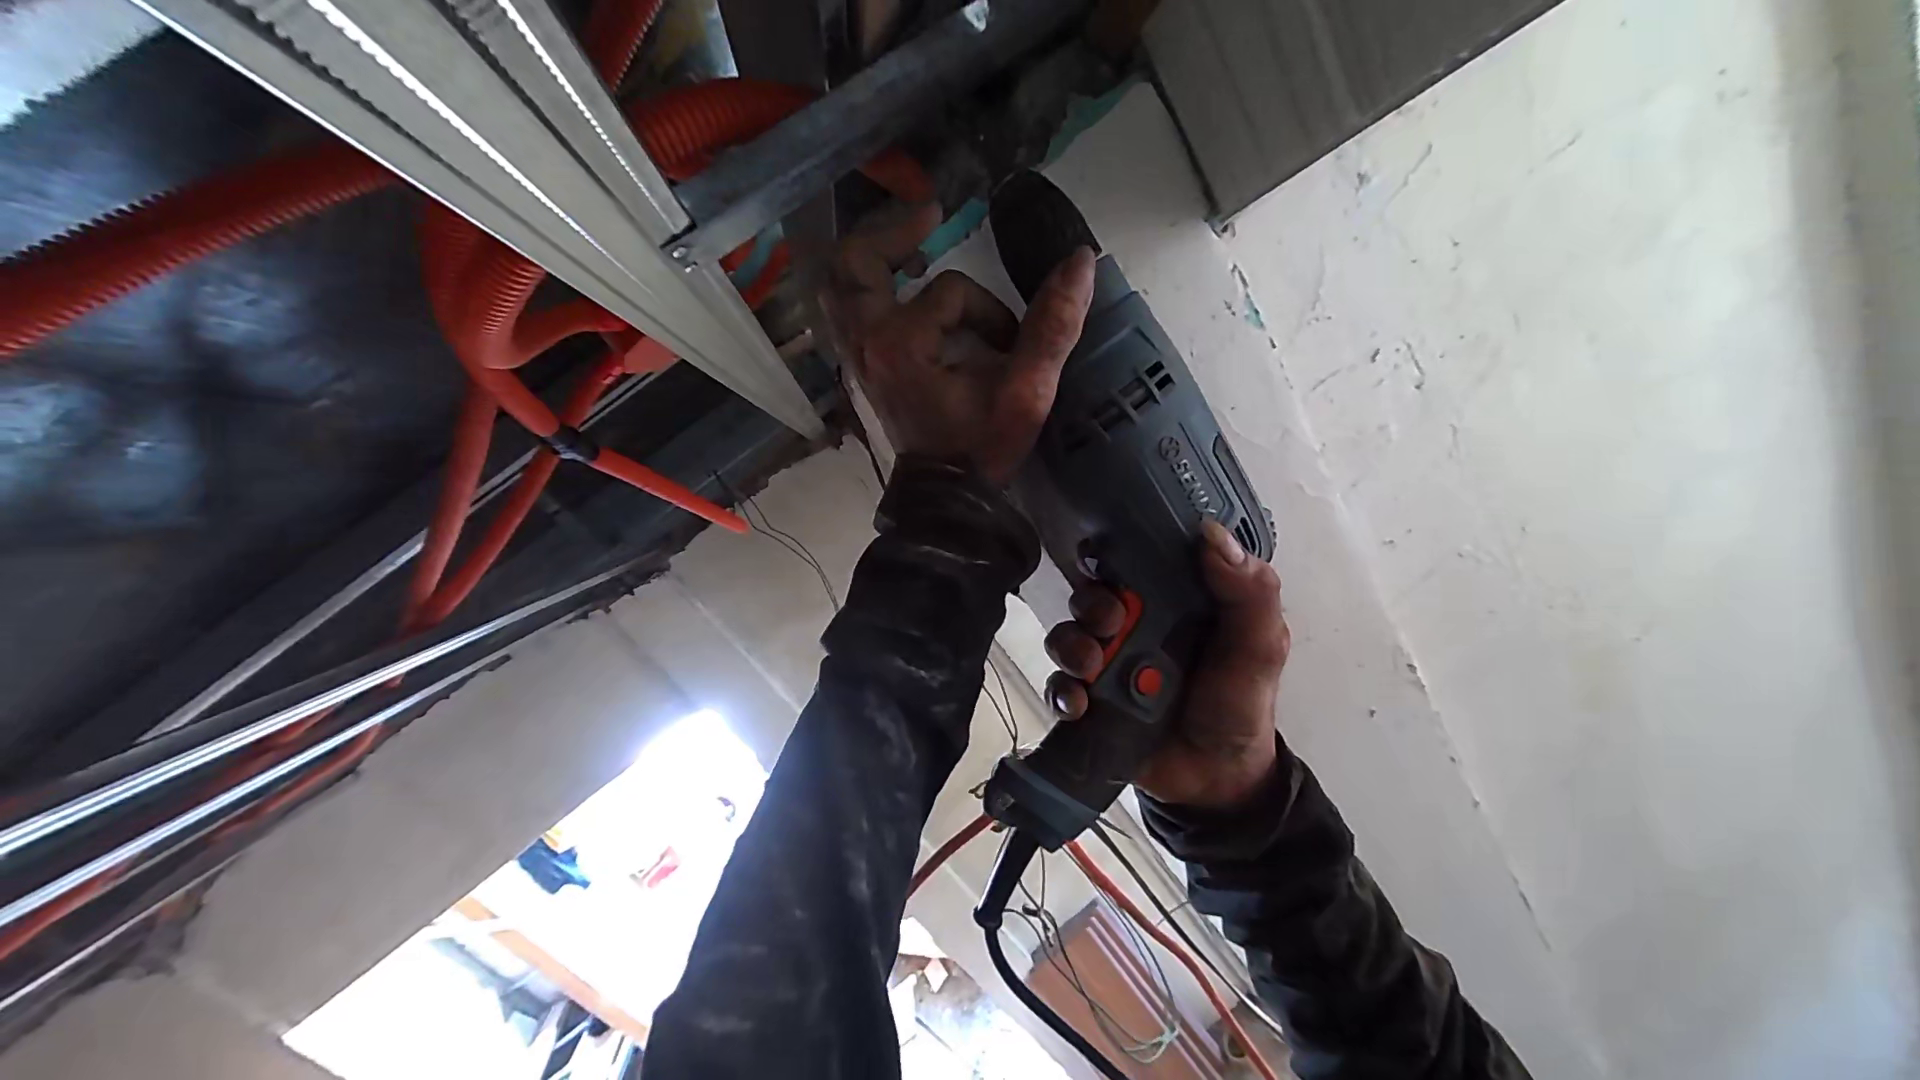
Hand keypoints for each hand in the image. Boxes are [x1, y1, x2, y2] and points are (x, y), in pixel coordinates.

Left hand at [826, 202, 1096, 484]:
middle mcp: (868, 343)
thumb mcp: (1026, 393)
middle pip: (855, 263)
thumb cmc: (982, 446)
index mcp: (901, 344)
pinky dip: (865, 287)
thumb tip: (1080, 260)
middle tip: (931, 215)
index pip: (949, 291)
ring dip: (872, 257)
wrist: (948, 495)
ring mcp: (858, 356)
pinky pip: (847, 310)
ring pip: (840, 285)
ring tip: (912, 244)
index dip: (987, 311)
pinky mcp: (863, 367)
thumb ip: (1052, 327)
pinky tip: (895, 283)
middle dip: (895, 231)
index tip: (1006, 345)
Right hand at [1044, 521, 1289, 809]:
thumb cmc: (1240, 702)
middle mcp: (1131, 627)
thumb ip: (1250, 591)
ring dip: (1071, 644)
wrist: (1219, 779)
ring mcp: (1105, 665)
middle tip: (1110, 622)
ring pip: (1067, 637)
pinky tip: (1079, 703)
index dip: (1115, 556)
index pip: (1131, 565)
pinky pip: (1058, 686)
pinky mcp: (1088, 702)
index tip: (1112, 558)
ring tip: (1091, 666)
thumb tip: (1211, 532)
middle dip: (1091, 604)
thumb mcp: (1260, 644)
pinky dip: (1061, 691)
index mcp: (1171, 604)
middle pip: (1090, 598)